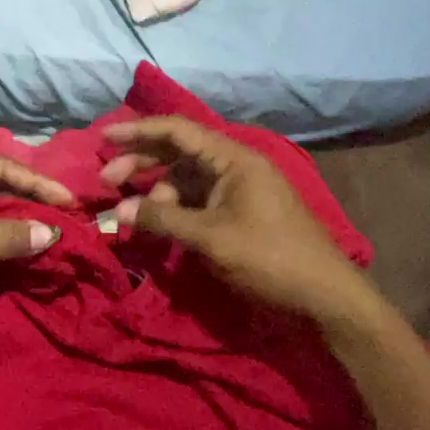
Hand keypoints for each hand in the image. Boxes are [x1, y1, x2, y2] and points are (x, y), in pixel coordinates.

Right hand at [100, 116, 379, 325]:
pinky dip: (175, 211)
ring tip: (135, 220)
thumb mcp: (210, 238)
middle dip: (141, 164)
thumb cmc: (270, 258)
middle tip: (107, 182)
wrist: (326, 298)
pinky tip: (159, 228)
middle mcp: (236, 166)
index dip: (138, 131)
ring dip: (157, 195)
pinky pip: (198, 201)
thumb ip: (161, 220)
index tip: (103, 139)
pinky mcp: (241, 213)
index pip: (178, 130)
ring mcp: (239, 190)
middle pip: (178, 153)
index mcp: (234, 159)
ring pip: (185, 180)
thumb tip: (116, 212)